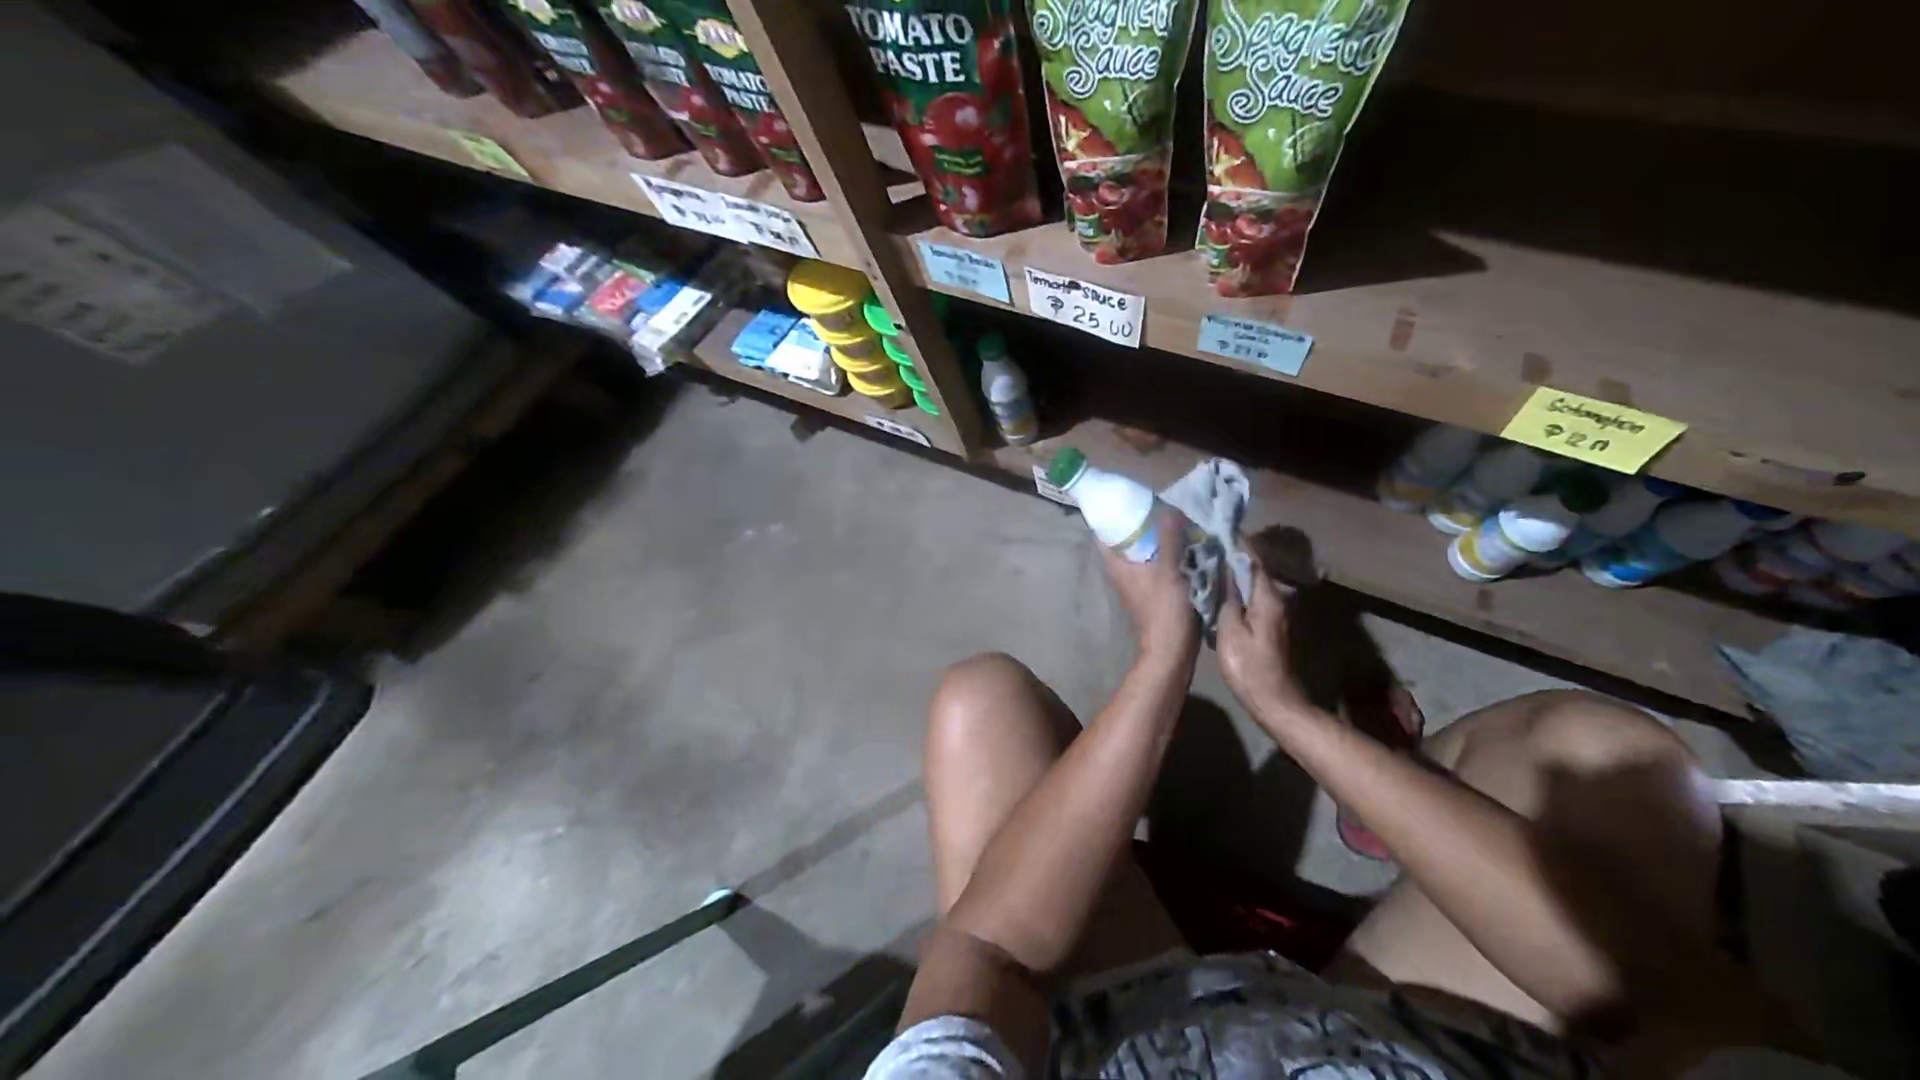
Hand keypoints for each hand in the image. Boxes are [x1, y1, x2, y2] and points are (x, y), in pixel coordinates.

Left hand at [1101, 514, 1197, 661]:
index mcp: (1116, 564)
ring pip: (1142, 551)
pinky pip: (1155, 563)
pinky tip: (1184, 543)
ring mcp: (1136, 581)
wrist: (1171, 650)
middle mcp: (1121, 571)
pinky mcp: (1151, 590)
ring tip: (1174, 519)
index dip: (1111, 513)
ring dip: (1156, 537)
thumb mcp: (1168, 571)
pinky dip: (1165, 552)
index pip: (1102, 531)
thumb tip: (1169, 510)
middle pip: (1124, 538)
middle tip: (1159, 504)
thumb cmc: (1163, 610)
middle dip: (1140, 522)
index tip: (1129, 497)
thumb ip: (1169, 540)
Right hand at [1216, 558, 1310, 720]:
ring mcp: (1274, 612)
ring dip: (1232, 570)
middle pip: (1254, 568)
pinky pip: (1251, 595)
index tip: (1214, 528)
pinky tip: (1217, 588)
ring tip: (1206, 561)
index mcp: (1267, 597)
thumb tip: (1222, 567)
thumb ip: (1228, 597)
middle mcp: (1276, 599)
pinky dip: (1236, 586)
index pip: (1253, 559)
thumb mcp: (1231, 630)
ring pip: (1252, 581)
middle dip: (1232, 554)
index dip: (1236, 542)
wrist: (1272, 700)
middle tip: (1205, 543)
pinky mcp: (1269, 623)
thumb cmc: (1248, 666)